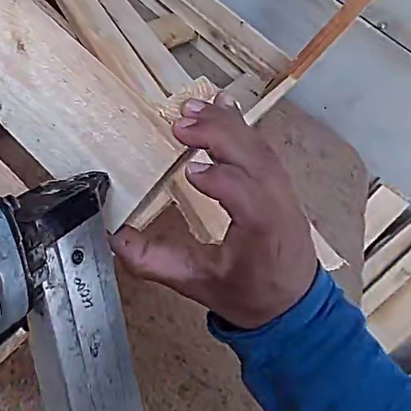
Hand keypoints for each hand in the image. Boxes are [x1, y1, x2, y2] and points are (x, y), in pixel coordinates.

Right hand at [110, 98, 318, 328]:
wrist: (294, 305)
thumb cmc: (250, 295)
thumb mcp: (198, 284)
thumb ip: (155, 261)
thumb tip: (116, 239)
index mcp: (262, 228)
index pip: (242, 191)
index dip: (216, 177)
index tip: (185, 170)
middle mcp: (278, 202)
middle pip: (251, 155)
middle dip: (217, 132)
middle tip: (180, 121)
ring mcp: (284, 189)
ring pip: (257, 145)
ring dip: (226, 122)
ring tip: (193, 107)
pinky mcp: (281, 183)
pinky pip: (263, 147)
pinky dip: (242, 125)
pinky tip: (224, 106)